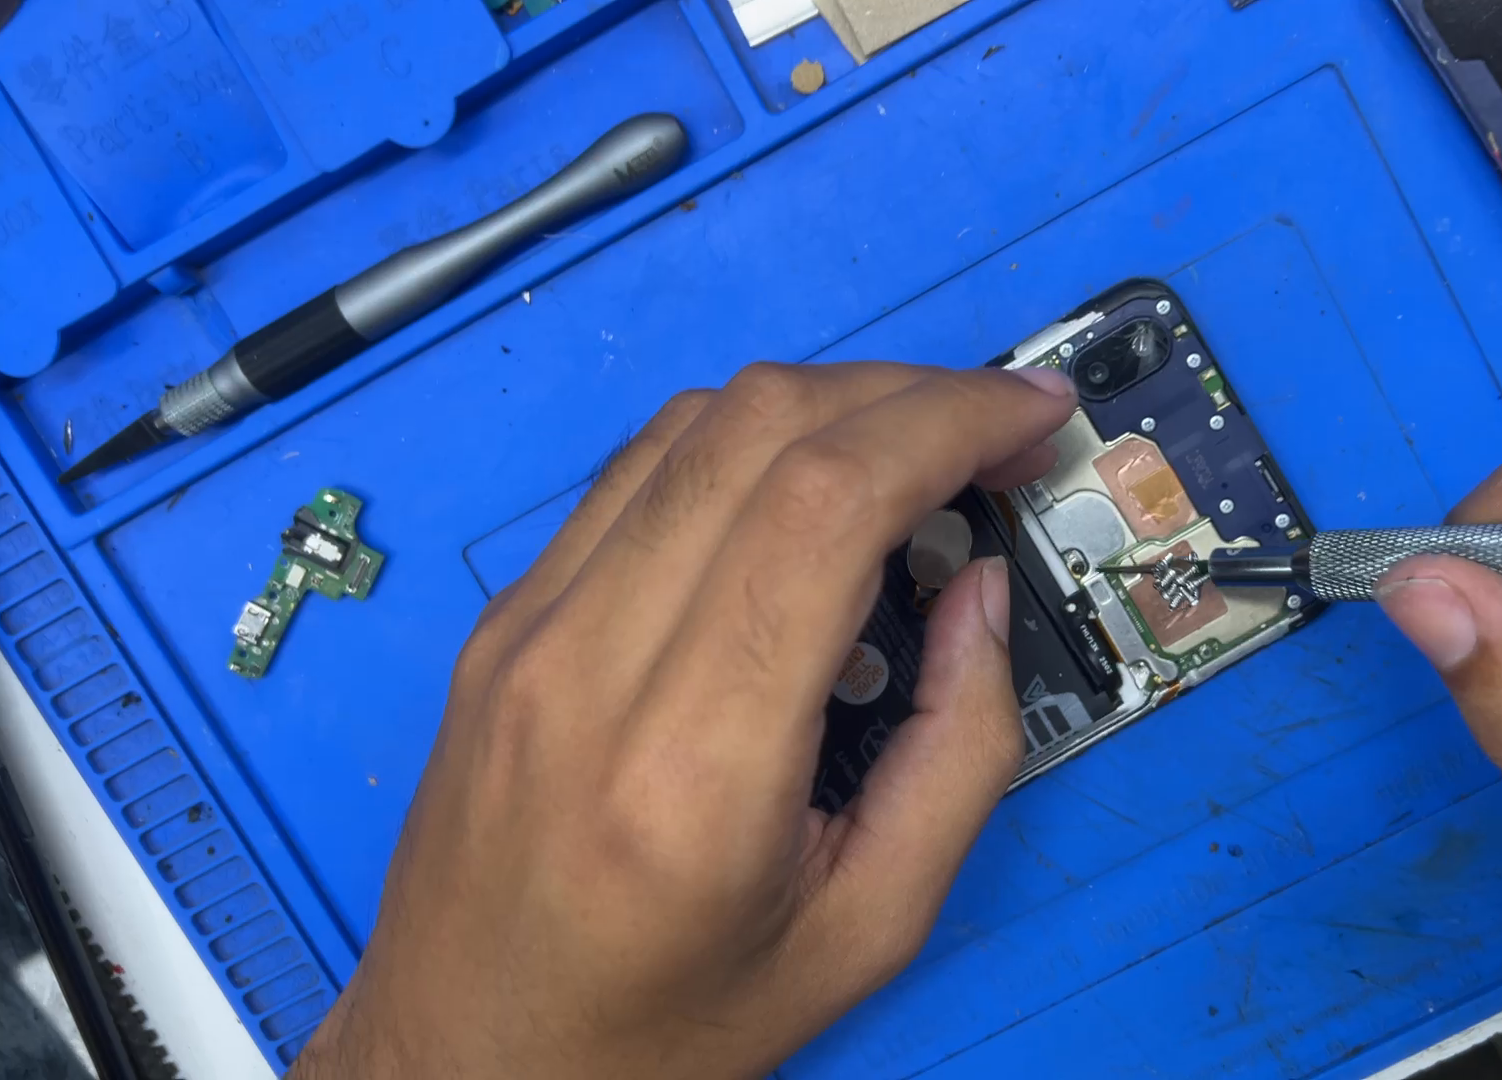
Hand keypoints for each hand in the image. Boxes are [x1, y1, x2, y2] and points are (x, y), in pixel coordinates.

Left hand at [288, 362, 1077, 1078]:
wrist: (469, 1061)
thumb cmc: (684, 1016)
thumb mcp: (877, 920)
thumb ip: (961, 743)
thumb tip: (979, 587)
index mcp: (698, 758)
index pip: (827, 505)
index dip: (948, 423)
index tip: (1032, 413)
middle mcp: (591, 656)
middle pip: (764, 429)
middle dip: (912, 393)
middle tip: (997, 423)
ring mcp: (531, 617)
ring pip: (702, 422)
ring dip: (840, 398)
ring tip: (922, 439)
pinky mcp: (511, 607)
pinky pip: (649, 464)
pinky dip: (760, 432)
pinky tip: (817, 469)